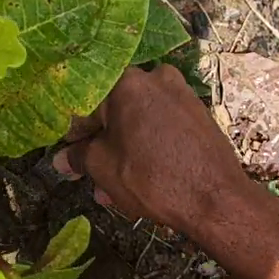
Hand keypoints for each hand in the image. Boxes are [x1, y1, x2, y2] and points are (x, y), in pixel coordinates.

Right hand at [52, 66, 271, 247]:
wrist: (217, 200)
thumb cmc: (152, 177)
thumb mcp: (103, 168)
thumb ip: (78, 157)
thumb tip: (61, 159)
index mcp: (126, 82)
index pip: (85, 105)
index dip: (72, 135)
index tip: (67, 158)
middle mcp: (154, 78)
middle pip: (114, 112)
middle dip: (100, 147)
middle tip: (90, 178)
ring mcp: (180, 95)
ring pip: (137, 123)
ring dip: (122, 152)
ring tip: (113, 191)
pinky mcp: (197, 114)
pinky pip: (160, 128)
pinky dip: (145, 148)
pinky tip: (139, 179)